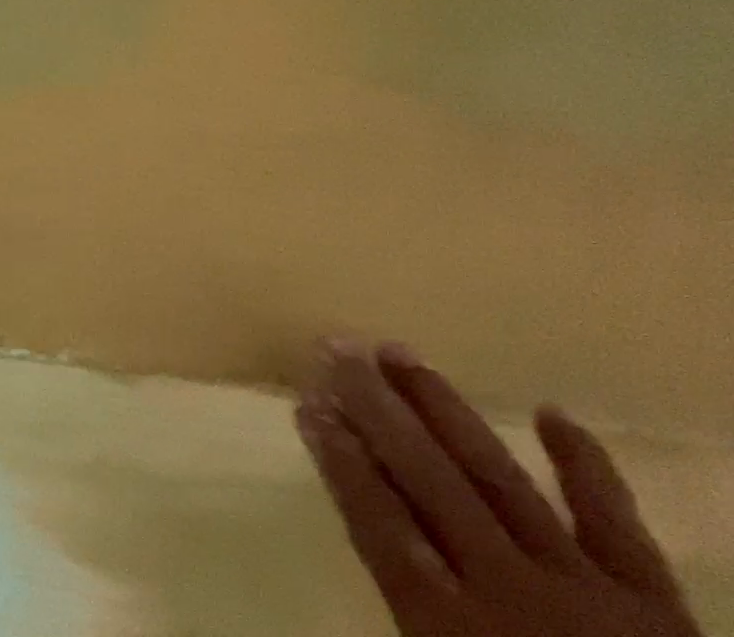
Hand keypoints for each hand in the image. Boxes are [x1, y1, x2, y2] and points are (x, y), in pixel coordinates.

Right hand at [299, 340, 701, 636]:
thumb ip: (400, 616)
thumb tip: (357, 542)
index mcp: (447, 625)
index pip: (379, 522)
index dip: (340, 460)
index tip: (309, 404)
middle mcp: (505, 588)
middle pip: (429, 482)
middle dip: (378, 410)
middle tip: (339, 349)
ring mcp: (581, 585)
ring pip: (499, 480)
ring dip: (446, 412)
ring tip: (402, 353)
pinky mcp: (650, 598)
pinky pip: (615, 523)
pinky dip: (586, 466)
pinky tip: (554, 412)